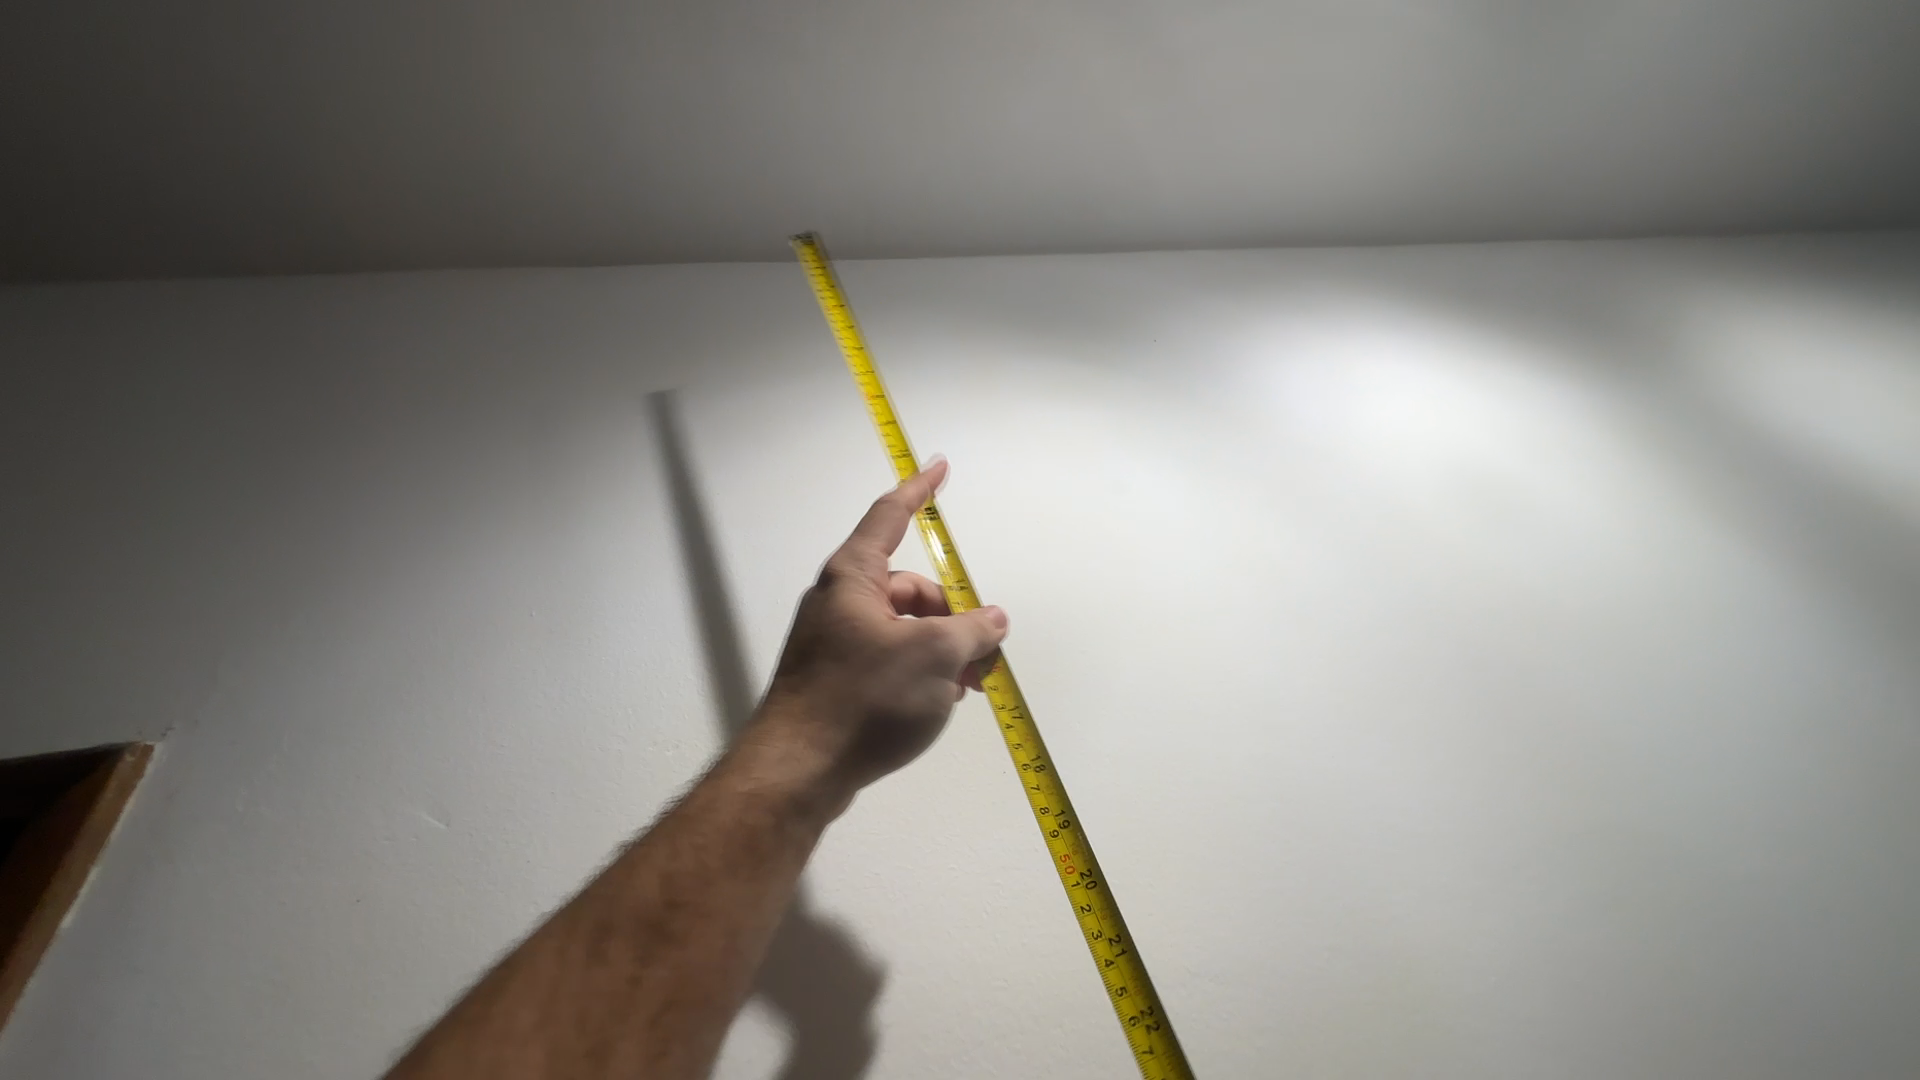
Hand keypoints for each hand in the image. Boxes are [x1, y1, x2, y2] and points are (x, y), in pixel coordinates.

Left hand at [750, 458, 1008, 806]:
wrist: (799, 772)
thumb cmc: (864, 698)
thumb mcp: (933, 657)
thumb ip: (971, 630)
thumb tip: (992, 619)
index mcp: (854, 577)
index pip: (890, 515)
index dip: (919, 489)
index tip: (940, 466)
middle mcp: (841, 602)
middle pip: (911, 590)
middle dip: (953, 617)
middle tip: (984, 657)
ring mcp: (835, 643)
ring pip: (905, 630)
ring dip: (942, 651)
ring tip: (967, 689)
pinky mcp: (836, 680)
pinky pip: (889, 659)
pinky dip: (919, 672)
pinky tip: (939, 703)